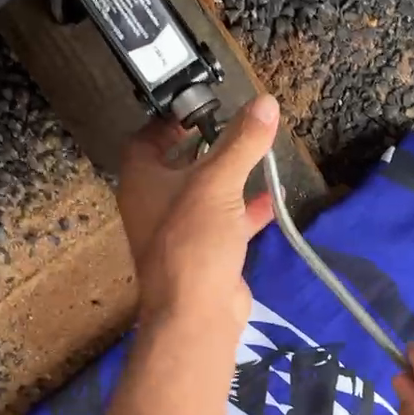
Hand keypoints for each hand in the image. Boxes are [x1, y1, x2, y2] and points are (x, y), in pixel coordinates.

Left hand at [116, 95, 278, 327]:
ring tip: (257, 157)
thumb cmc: (194, 240)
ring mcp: (178, 232)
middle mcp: (154, 205)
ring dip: (228, 178)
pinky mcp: (203, 255)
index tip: (200, 106)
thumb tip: (266, 102)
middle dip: (206, 147)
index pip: (146, 138)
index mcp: (142, 181)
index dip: (169, 120)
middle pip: (177, 165)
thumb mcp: (219, 182)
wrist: (197, 312)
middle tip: (235, 128)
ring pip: (203, 195)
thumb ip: (242, 142)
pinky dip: (245, 211)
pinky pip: (224, 223)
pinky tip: (271, 200)